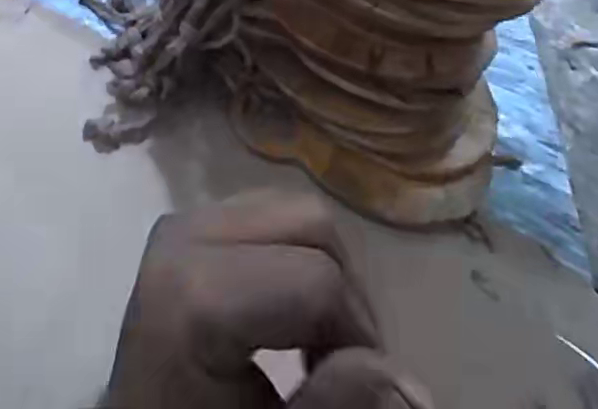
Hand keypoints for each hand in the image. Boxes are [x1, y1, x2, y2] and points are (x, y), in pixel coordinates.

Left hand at [105, 191, 429, 408]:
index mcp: (192, 293)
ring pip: (293, 209)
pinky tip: (287, 311)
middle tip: (345, 363)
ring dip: (325, 270)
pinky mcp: (190, 220)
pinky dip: (297, 254)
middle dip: (346, 292)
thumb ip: (336, 406)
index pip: (315, 280)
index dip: (358, 337)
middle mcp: (183, 235)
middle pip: (309, 222)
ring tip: (316, 341)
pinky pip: (267, 213)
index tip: (360, 390)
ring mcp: (184, 219)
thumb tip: (414, 387)